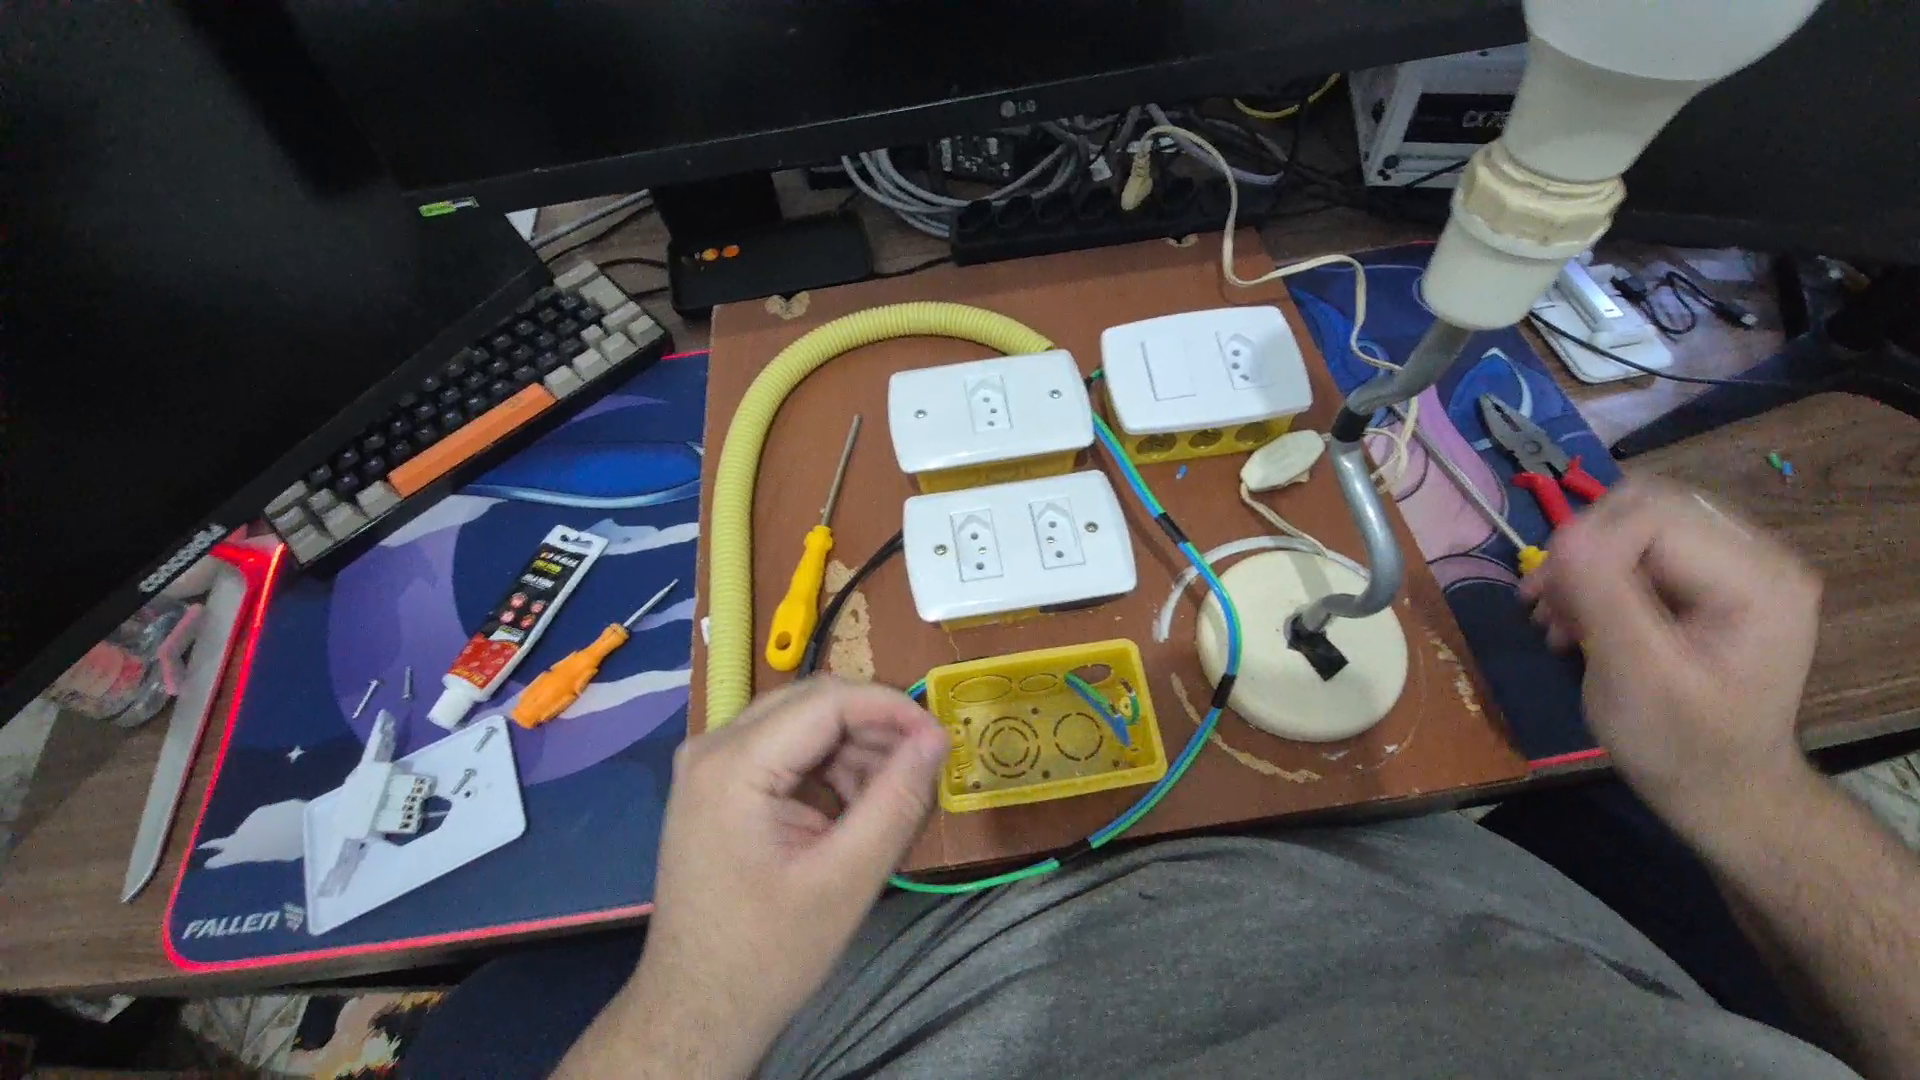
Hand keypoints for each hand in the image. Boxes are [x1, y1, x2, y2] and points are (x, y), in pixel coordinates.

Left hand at [620, 678, 948, 1075]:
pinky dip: (829, 764)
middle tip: (921, 767)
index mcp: (734, 764)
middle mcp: (714, 744)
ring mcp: (711, 760)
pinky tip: (855, 805)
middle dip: (875, 727)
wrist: (696, 1008)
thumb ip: (897, 800)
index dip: (892, 708)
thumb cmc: (769, 952)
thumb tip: (936, 736)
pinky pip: (786, 746)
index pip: (828, 701)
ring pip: (804, 719)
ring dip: (855, 746)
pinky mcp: (719, 780)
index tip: (940, 737)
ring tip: (889, 797)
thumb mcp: (847, 879)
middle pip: (814, 702)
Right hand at [1521, 480, 1821, 833]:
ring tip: (1552, 615)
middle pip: (1645, 507)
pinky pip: (1634, 551)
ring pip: (1632, 525)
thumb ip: (1604, 596)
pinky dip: (1590, 578)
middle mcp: (1754, 560)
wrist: (1716, 787)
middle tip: (1543, 599)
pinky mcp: (1703, 585)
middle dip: (1580, 548)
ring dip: (1579, 565)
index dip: (1587, 544)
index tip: (1545, 595)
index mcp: (1756, 580)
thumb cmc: (1679, 740)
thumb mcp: (1636, 673)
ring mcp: (1730, 571)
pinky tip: (1571, 619)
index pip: (1654, 515)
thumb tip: (1564, 537)